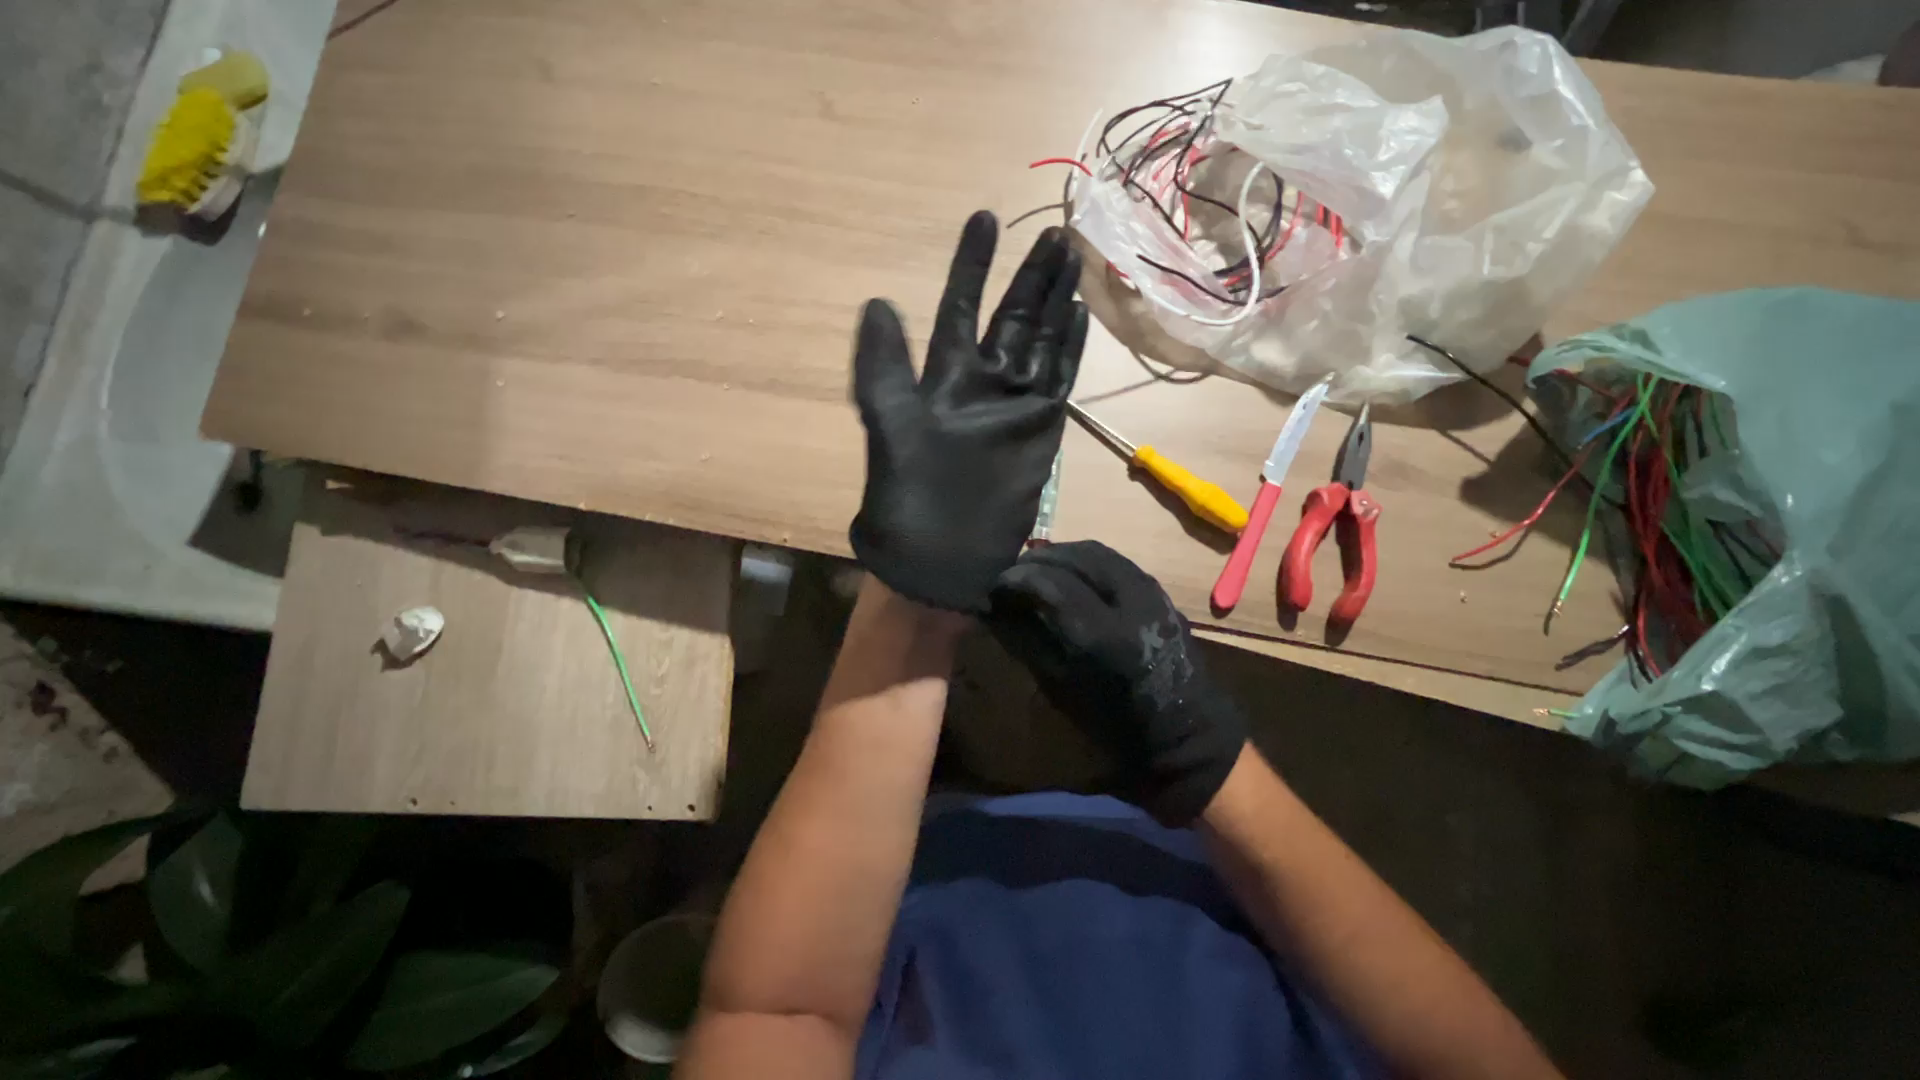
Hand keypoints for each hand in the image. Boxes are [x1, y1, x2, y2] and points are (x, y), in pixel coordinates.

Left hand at [849, 212, 1086, 613]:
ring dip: (1057, 300)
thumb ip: (883, 367)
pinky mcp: (1041, 427)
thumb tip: (876, 301)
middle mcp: (981, 382)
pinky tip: (1082, 313)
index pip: (960, 307)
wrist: (941, 555)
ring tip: (1075, 257)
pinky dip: (1070, 346)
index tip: (983, 217)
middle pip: (1012, 316)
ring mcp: (1015, 404)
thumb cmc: (907, 495)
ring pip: (1041, 340)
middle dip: (1031, 275)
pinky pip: (1059, 377)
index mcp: (942, 376)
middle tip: (1056, 231)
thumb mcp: (887, 426)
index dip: (971, 265)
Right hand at [988, 541, 1245, 824]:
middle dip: (1040, 559)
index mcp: (1108, 637)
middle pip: (1079, 557)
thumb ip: (1032, 646)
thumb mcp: (1066, 695)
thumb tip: (999, 612)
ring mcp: (1154, 595)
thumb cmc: (1120, 734)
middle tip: (1012, 572)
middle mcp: (1135, 605)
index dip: (1018, 578)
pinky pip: (1117, 564)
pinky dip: (1086, 563)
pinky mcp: (1162, 595)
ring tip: (1036, 569)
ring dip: (1064, 556)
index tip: (994, 585)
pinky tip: (1070, 577)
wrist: (1189, 741)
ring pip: (1100, 553)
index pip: (1054, 584)